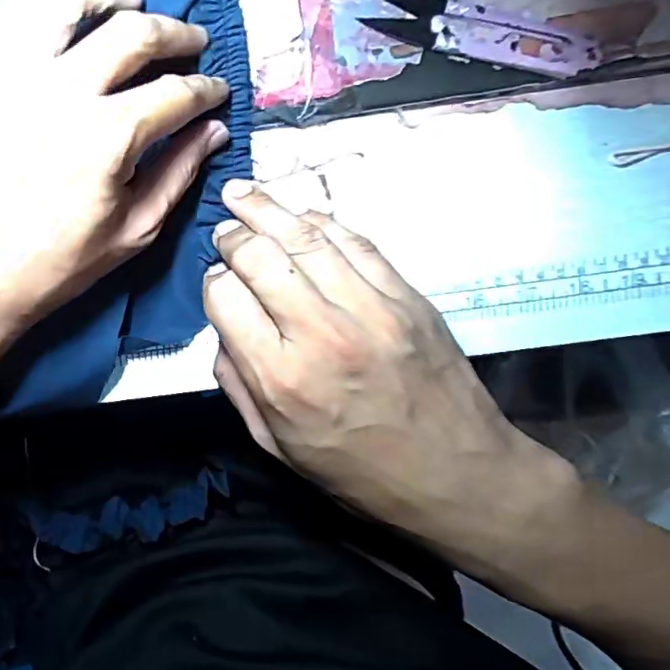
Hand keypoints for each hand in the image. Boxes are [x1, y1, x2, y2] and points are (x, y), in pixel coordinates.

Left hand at [0, 0, 230, 382]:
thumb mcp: (135, 229)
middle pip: (132, 34)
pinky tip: (63, 12)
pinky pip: (6, 14)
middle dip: (177, 34)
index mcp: (106, 137)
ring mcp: (10, 77)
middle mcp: (60, 92)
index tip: (217, 90)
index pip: (174, 92)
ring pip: (64, 1)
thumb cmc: (57, 263)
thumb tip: (214, 129)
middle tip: (194, 41)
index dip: (206, 88)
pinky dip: (39, 1)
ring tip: (130, 1)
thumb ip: (179, 172)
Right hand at [202, 181, 577, 553]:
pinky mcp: (406, 296)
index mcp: (281, 377)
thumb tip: (225, 329)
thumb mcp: (278, 446)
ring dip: (269, 210)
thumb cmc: (359, 471)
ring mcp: (369, 308)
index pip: (225, 297)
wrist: (455, 474)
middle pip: (261, 257)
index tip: (218, 281)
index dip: (214, 281)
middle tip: (225, 228)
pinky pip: (357, 243)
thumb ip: (239, 385)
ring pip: (307, 237)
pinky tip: (304, 216)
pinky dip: (324, 223)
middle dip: (234, 235)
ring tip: (245, 195)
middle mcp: (320, 332)